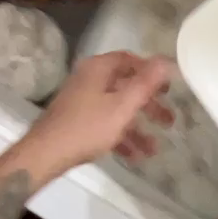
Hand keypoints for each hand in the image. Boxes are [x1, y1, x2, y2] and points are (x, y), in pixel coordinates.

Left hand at [11, 51, 175, 177]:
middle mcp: (90, 78)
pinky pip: (105, 123)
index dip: (150, 71)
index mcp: (98, 68)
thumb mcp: (122, 106)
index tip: (169, 88)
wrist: (48, 151)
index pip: (129, 60)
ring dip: (137, 127)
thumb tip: (165, 60)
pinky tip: (135, 158)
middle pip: (125, 86)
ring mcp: (82, 99)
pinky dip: (121, 136)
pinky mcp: (78, 119)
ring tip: (155, 149)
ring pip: (116, 108)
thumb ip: (145, 84)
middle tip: (169, 121)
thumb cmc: (88, 126)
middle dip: (148, 105)